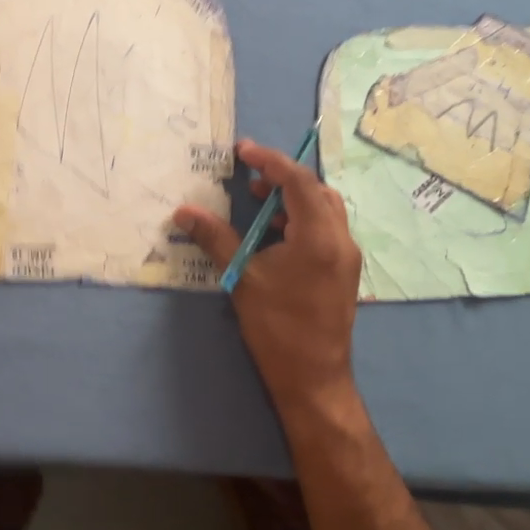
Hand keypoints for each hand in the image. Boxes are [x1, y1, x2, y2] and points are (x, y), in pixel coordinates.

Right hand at [174, 139, 363, 405]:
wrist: (313, 378)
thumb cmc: (277, 327)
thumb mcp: (242, 278)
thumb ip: (215, 238)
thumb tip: (183, 212)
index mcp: (318, 237)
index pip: (298, 182)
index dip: (269, 160)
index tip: (242, 150)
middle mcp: (340, 240)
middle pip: (317, 190)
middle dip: (283, 176)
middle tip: (249, 174)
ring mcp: (346, 257)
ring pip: (324, 208)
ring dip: (292, 197)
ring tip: (258, 198)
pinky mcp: (343, 271)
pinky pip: (325, 228)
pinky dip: (300, 217)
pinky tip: (273, 232)